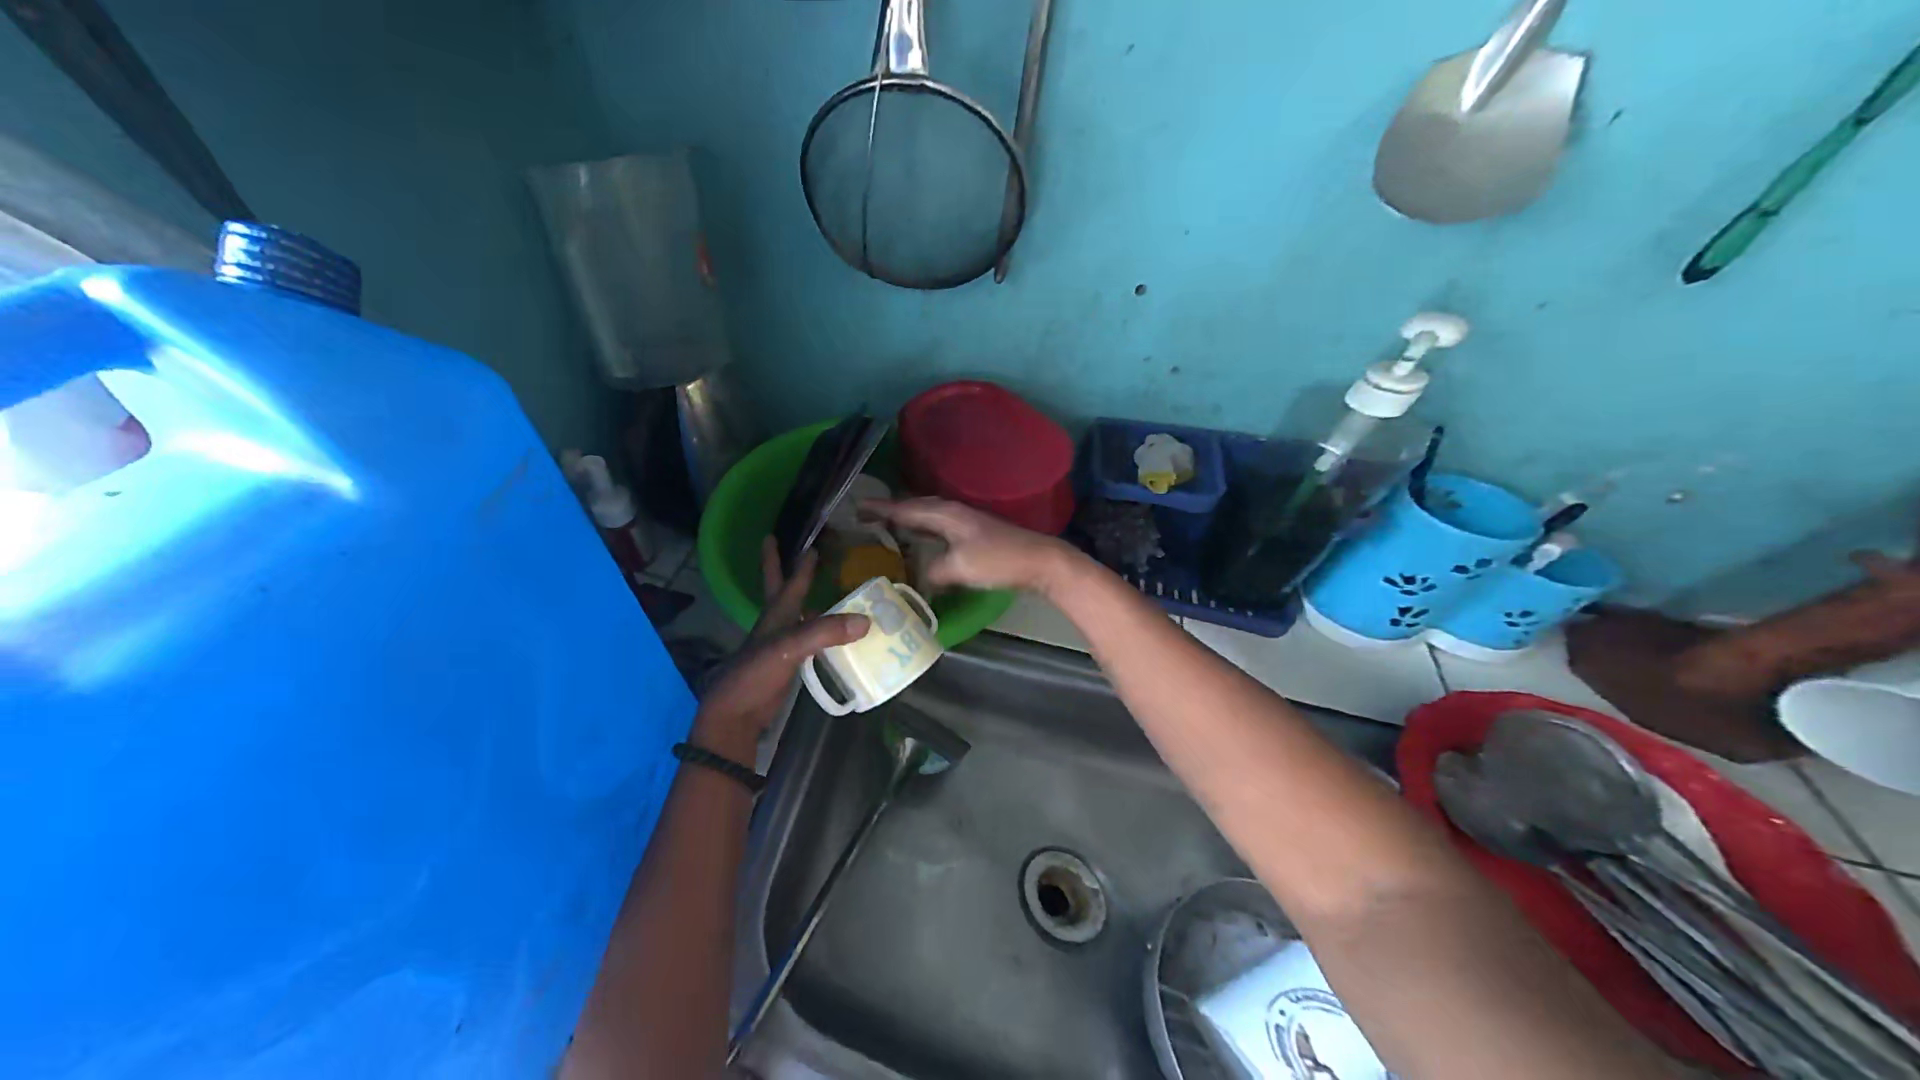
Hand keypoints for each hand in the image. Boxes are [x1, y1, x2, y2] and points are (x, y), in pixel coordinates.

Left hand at [690, 540, 868, 760]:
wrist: (736, 714)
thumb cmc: (756, 675)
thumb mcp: (790, 648)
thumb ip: (824, 632)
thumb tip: (865, 620)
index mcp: (776, 616)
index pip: (787, 582)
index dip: (797, 563)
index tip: (809, 542)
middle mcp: (777, 626)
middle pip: (783, 591)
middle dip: (789, 571)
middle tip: (804, 552)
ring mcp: (781, 646)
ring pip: (797, 615)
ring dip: (808, 602)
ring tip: (826, 592)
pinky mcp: (787, 665)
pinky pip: (808, 640)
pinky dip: (821, 633)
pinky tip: (833, 637)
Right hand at [862, 498, 1083, 595]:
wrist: (1040, 562)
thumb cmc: (998, 560)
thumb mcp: (959, 568)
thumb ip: (933, 571)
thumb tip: (919, 578)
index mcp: (946, 514)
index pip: (906, 508)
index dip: (881, 508)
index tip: (857, 506)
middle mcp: (953, 512)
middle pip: (916, 507)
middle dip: (892, 510)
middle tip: (867, 515)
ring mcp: (966, 522)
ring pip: (929, 516)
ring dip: (908, 519)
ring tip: (888, 525)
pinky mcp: (975, 534)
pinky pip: (939, 527)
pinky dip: (924, 530)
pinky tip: (922, 541)